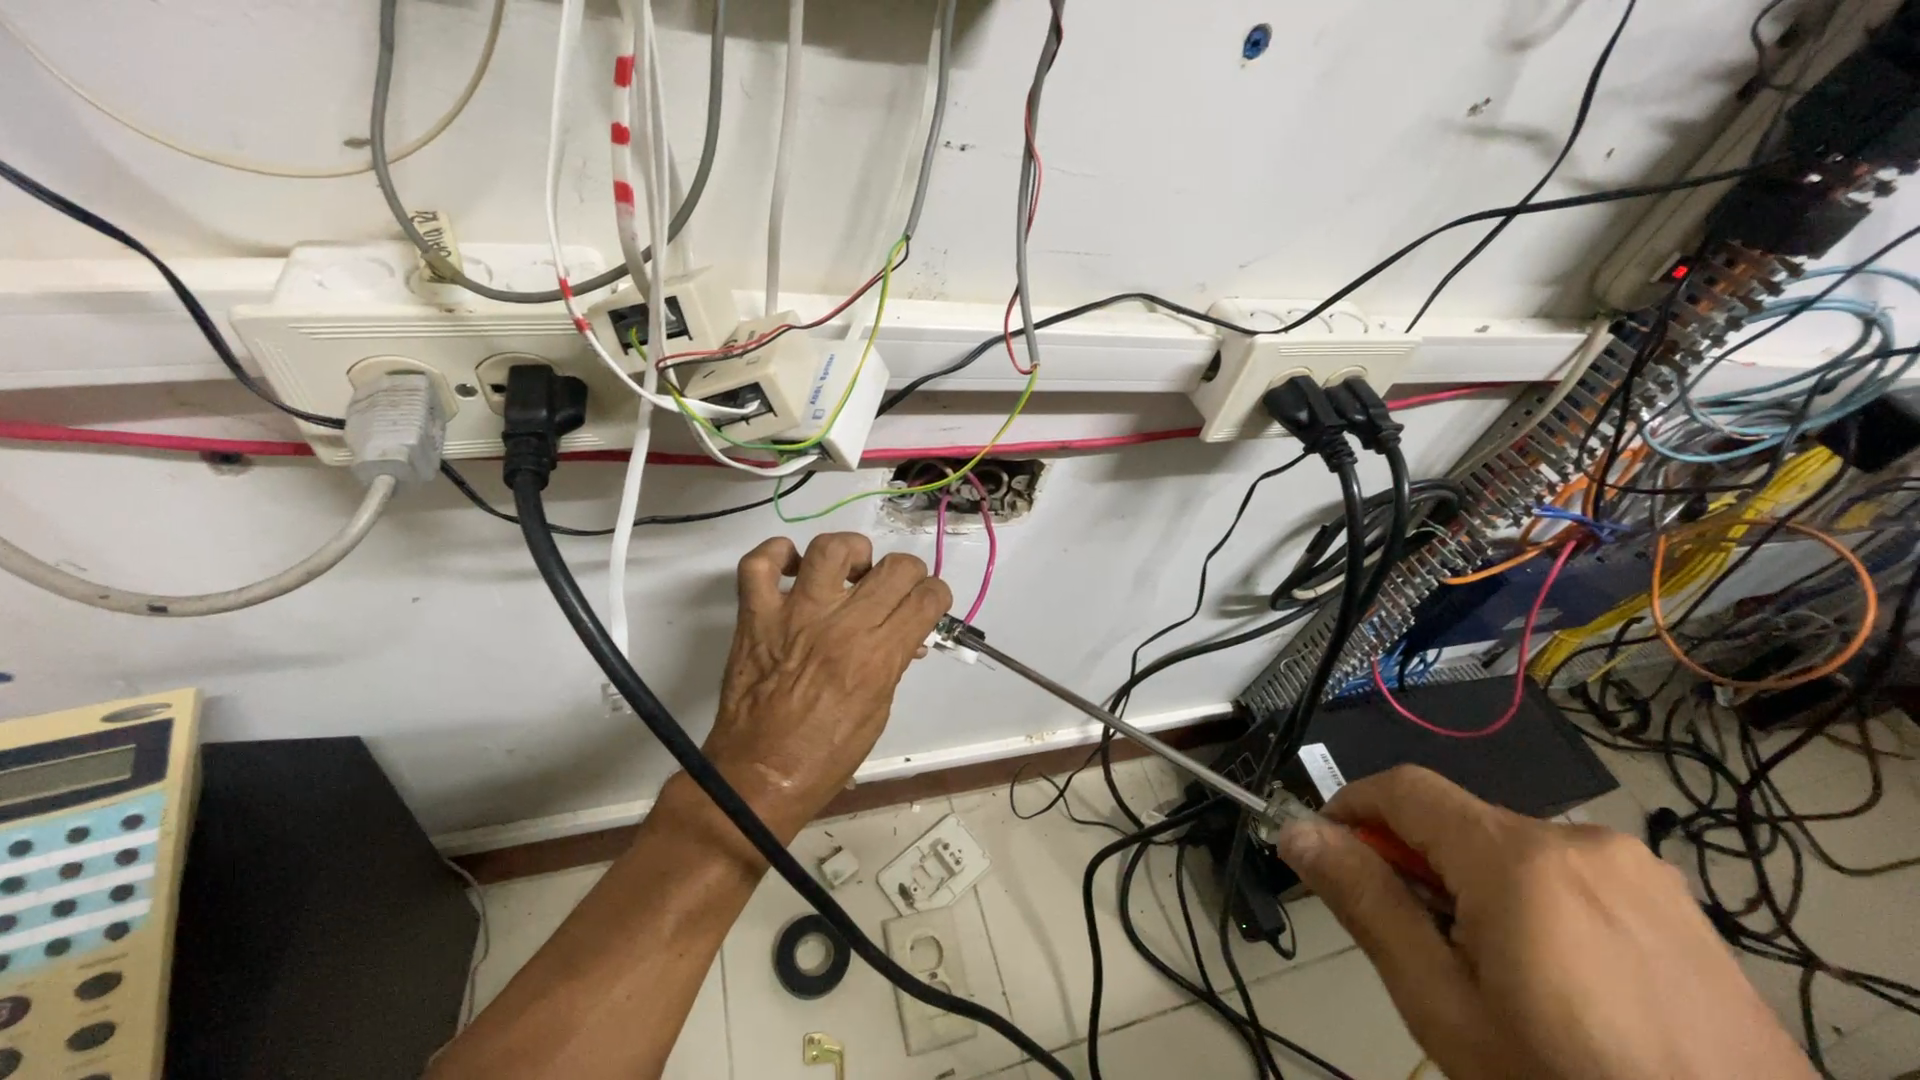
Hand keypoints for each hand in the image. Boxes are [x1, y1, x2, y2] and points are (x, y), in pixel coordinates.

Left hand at [697, 533, 950, 839]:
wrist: (759, 777)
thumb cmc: (826, 755)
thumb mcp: (878, 712)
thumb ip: (892, 665)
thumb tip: (906, 637)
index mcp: (879, 656)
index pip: (927, 597)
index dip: (936, 594)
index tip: (927, 603)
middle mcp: (843, 626)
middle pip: (895, 568)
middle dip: (908, 573)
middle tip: (895, 589)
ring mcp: (795, 615)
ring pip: (832, 549)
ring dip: (851, 553)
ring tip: (849, 571)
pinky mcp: (756, 616)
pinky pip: (760, 563)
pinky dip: (776, 554)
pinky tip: (792, 567)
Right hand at [1274, 765, 1813, 1079]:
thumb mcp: (1444, 1006)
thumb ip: (1369, 906)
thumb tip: (1298, 833)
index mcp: (1516, 858)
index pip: (1403, 788)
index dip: (1350, 809)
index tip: (1328, 858)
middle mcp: (1579, 838)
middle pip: (1459, 821)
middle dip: (1415, 864)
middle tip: (1415, 947)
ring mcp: (1637, 866)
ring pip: (1512, 848)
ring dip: (1473, 885)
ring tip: (1493, 976)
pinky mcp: (1675, 899)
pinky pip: (1570, 872)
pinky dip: (1533, 900)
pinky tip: (1559, 979)